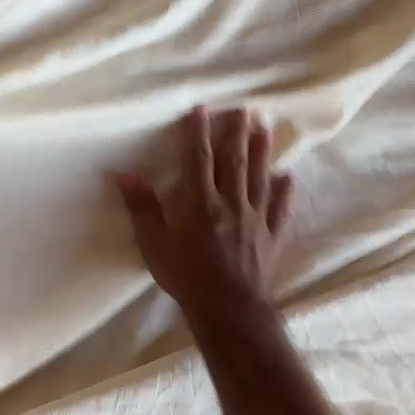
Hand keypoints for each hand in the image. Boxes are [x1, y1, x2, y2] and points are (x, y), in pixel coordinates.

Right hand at [116, 106, 293, 322]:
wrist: (228, 306)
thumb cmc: (184, 275)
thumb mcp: (152, 243)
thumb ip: (142, 207)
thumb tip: (126, 174)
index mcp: (199, 203)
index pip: (198, 160)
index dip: (197, 133)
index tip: (201, 110)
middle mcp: (230, 203)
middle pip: (234, 161)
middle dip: (236, 133)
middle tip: (244, 108)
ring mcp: (256, 218)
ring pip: (260, 177)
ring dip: (262, 150)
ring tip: (264, 127)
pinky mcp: (272, 234)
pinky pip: (280, 208)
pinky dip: (284, 191)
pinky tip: (287, 176)